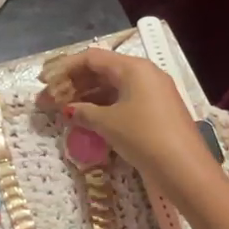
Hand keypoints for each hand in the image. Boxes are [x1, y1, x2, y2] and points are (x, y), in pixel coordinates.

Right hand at [36, 48, 217, 193]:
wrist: (186, 169)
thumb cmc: (144, 137)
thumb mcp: (109, 124)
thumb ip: (84, 112)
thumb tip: (69, 110)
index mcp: (133, 68)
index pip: (91, 58)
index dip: (64, 68)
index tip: (43, 82)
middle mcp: (144, 74)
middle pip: (101, 71)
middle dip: (72, 84)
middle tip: (47, 101)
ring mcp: (153, 93)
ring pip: (112, 88)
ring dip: (86, 97)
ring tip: (62, 112)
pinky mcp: (156, 112)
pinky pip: (123, 101)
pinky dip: (102, 107)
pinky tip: (87, 120)